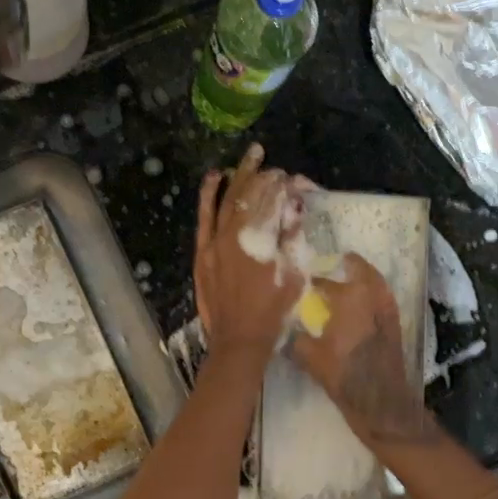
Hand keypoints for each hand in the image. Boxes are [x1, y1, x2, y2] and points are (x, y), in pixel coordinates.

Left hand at [193, 144, 306, 358]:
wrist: (239, 341)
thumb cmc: (273, 312)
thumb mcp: (294, 274)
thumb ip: (293, 236)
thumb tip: (293, 205)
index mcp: (258, 238)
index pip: (270, 198)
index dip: (280, 184)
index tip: (290, 178)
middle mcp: (232, 234)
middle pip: (246, 194)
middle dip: (258, 174)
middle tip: (266, 157)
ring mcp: (213, 243)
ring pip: (225, 201)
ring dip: (237, 178)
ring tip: (247, 158)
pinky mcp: (202, 254)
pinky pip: (204, 218)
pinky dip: (208, 196)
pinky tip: (213, 178)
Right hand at [287, 253, 435, 444]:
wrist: (380, 399)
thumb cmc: (343, 374)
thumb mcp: (310, 357)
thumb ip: (294, 339)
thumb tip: (281, 330)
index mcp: (350, 297)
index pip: (324, 282)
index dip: (311, 280)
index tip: (302, 280)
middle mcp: (372, 295)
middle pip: (360, 270)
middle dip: (347, 265)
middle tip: (335, 265)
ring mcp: (388, 309)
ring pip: (376, 282)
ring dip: (363, 278)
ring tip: (349, 281)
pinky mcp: (395, 324)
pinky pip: (383, 299)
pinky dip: (373, 295)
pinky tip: (360, 307)